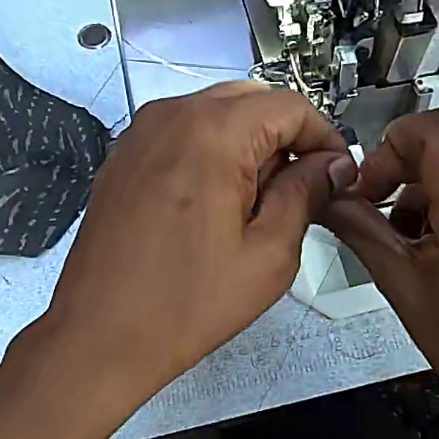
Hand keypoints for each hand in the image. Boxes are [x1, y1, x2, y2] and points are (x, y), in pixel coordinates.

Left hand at [30, 82, 353, 422]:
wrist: (102, 336)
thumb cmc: (180, 306)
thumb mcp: (269, 253)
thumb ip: (306, 195)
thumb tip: (330, 166)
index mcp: (211, 135)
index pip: (290, 106)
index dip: (325, 138)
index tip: (336, 172)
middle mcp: (171, 120)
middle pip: (254, 102)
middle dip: (290, 139)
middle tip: (307, 189)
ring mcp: (142, 135)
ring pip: (220, 115)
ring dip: (254, 146)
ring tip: (264, 204)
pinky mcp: (127, 157)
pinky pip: (187, 134)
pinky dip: (217, 154)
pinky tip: (224, 204)